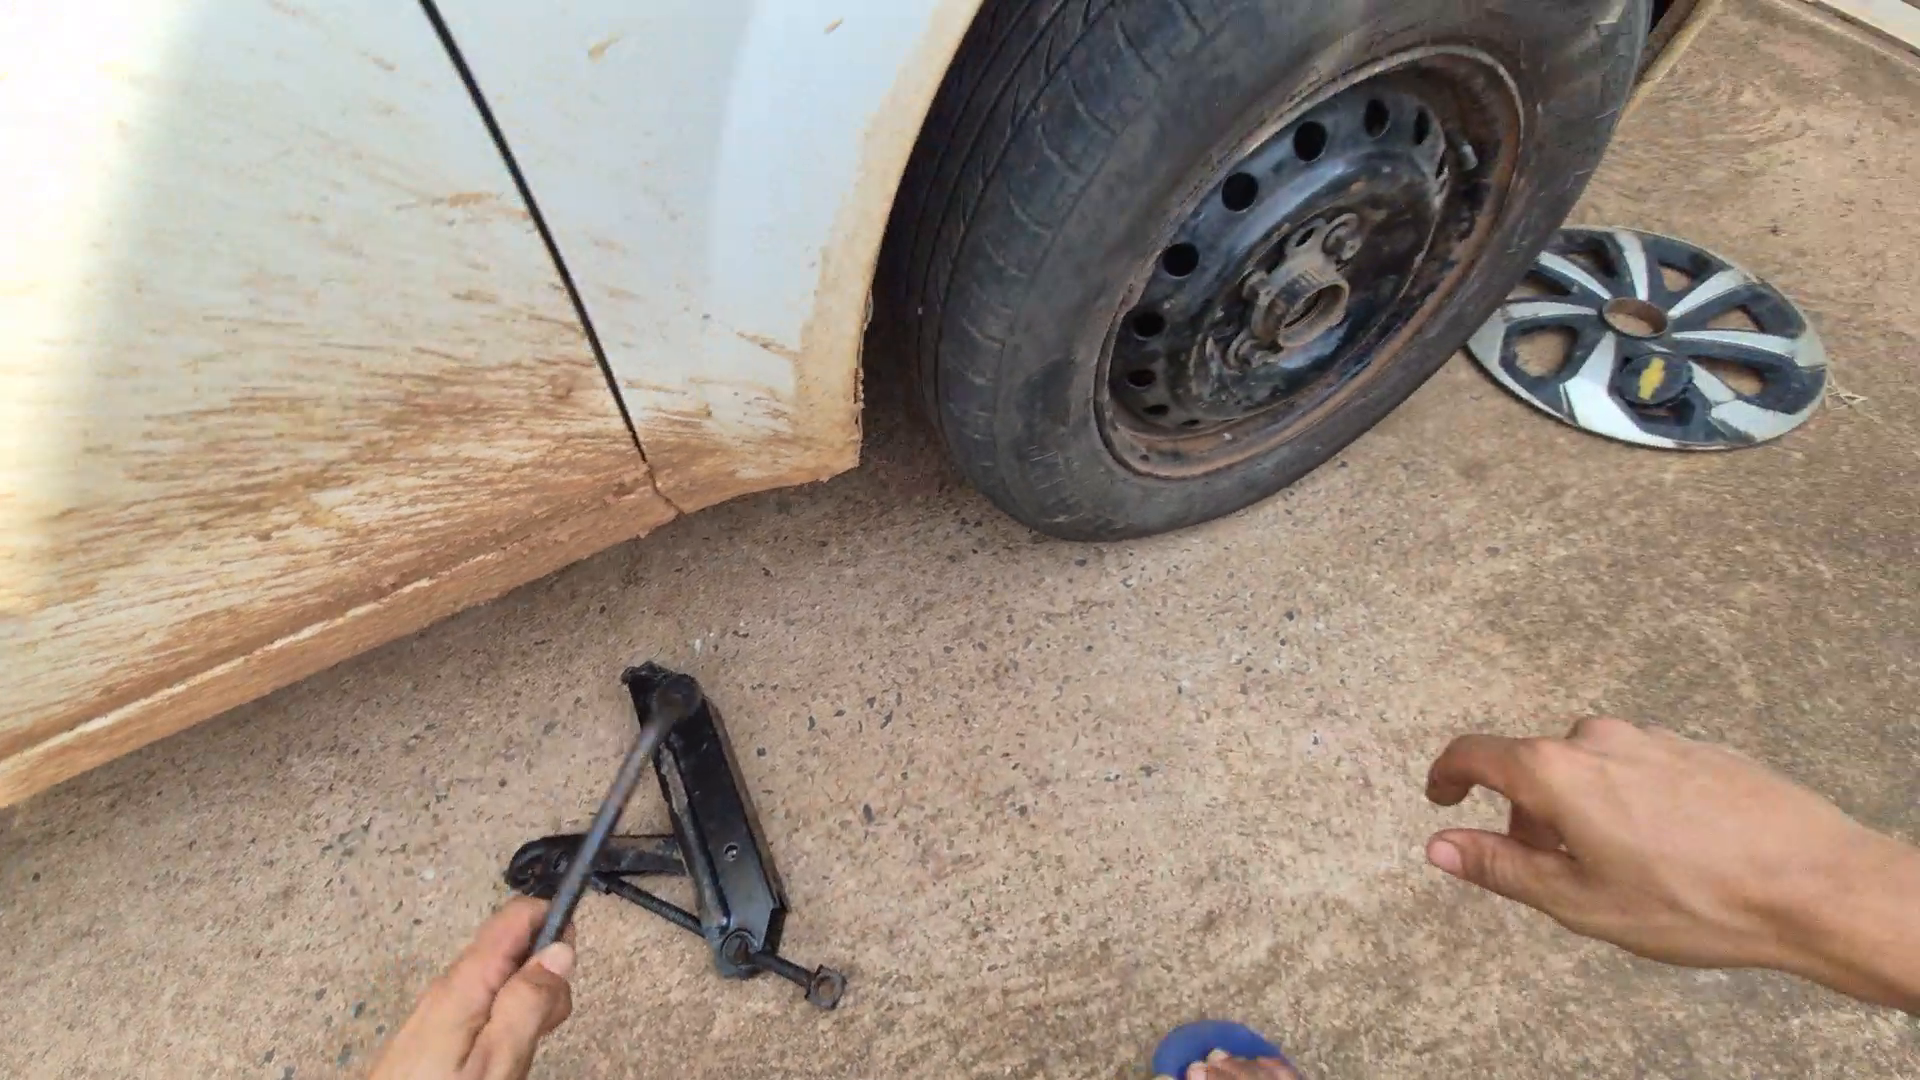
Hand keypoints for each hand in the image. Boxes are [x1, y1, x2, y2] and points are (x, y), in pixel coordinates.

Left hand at [370, 898, 574, 1079]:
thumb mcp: (497, 1062)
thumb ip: (530, 1001)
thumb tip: (562, 948)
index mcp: (466, 981)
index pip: (518, 913)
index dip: (552, 927)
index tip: (563, 972)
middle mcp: (451, 984)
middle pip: (515, 944)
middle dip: (544, 973)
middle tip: (543, 1026)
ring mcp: (439, 1009)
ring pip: (502, 976)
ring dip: (527, 1000)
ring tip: (519, 1050)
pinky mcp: (433, 1032)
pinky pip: (484, 1002)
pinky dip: (504, 1019)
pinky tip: (497, 1059)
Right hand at [1423, 718, 1919, 1009]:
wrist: (1835, 892)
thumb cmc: (1698, 900)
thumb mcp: (1579, 901)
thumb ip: (1497, 866)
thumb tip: (1436, 847)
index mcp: (1551, 770)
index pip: (1471, 754)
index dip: (1446, 775)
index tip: (1442, 795)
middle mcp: (1590, 739)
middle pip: (1532, 767)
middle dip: (1528, 812)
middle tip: (1553, 865)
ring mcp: (1648, 739)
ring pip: (1586, 767)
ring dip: (1581, 804)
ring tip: (1622, 861)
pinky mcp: (1698, 749)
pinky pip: (1638, 767)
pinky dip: (1630, 797)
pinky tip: (1671, 845)